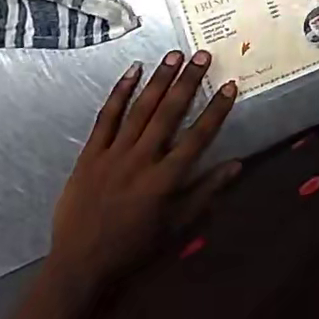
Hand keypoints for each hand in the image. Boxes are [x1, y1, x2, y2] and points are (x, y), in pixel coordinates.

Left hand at [46, 49, 238, 296]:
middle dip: (188, 81)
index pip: (198, 137)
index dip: (216, 110)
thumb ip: (206, 193)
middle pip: (169, 112)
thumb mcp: (177, 227)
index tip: (229, 85)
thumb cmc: (134, 248)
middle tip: (202, 55)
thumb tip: (236, 165)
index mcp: (166, 180)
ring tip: (174, 55)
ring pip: (141, 108)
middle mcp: (143, 159)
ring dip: (159, 79)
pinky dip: (120, 91)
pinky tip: (133, 71)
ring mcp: (115, 152)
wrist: (82, 263)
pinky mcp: (91, 151)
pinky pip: (107, 115)